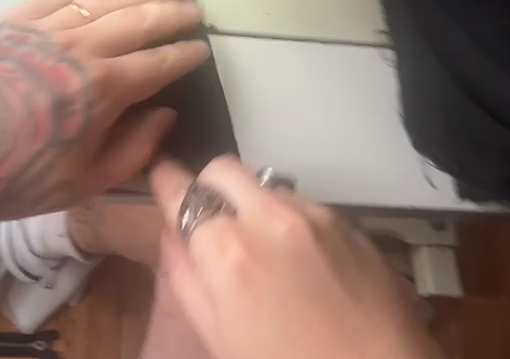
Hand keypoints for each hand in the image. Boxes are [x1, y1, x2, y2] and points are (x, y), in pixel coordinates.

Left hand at [0, 0, 208, 255]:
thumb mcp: (86, 184)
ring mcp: (45, 27)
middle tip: (192, 9)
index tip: (201, 47)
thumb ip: (135, 149)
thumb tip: (167, 113)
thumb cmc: (19, 180)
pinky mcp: (15, 19)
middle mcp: (80, 48)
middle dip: (170, 13)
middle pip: (138, 19)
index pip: (158, 62)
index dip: (184, 54)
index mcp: (102, 90)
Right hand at [151, 157, 440, 358]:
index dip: (165, 182)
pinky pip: (304, 205)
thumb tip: (172, 236)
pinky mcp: (348, 221)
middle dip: (210, 186)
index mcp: (227, 250)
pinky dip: (292, 222)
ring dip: (255, 207)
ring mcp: (312, 213)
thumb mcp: (222, 339)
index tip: (161, 178)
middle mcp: (267, 216)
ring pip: (266, 186)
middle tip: (213, 221)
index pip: (180, 191)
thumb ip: (187, 280)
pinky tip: (304, 264)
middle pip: (222, 169)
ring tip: (268, 255)